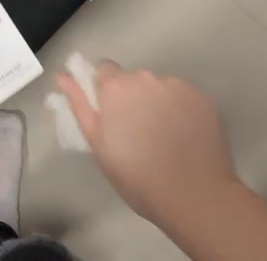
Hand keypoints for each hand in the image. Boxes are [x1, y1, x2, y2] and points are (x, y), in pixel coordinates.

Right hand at [56, 60, 237, 223]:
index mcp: (117, 87)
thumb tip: (63, 75)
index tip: (112, 113)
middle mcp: (146, 77)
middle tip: (138, 132)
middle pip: (134, 79)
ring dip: (158, 103)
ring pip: (160, 87)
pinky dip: (183, 111)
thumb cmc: (137, 176)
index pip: (104, 69)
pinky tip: (186, 137)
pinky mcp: (203, 98)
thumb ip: (80, 105)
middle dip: (133, 98)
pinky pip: (185, 97)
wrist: (195, 198)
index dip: (105, 89)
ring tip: (165, 137)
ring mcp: (177, 86)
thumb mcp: (99, 145)